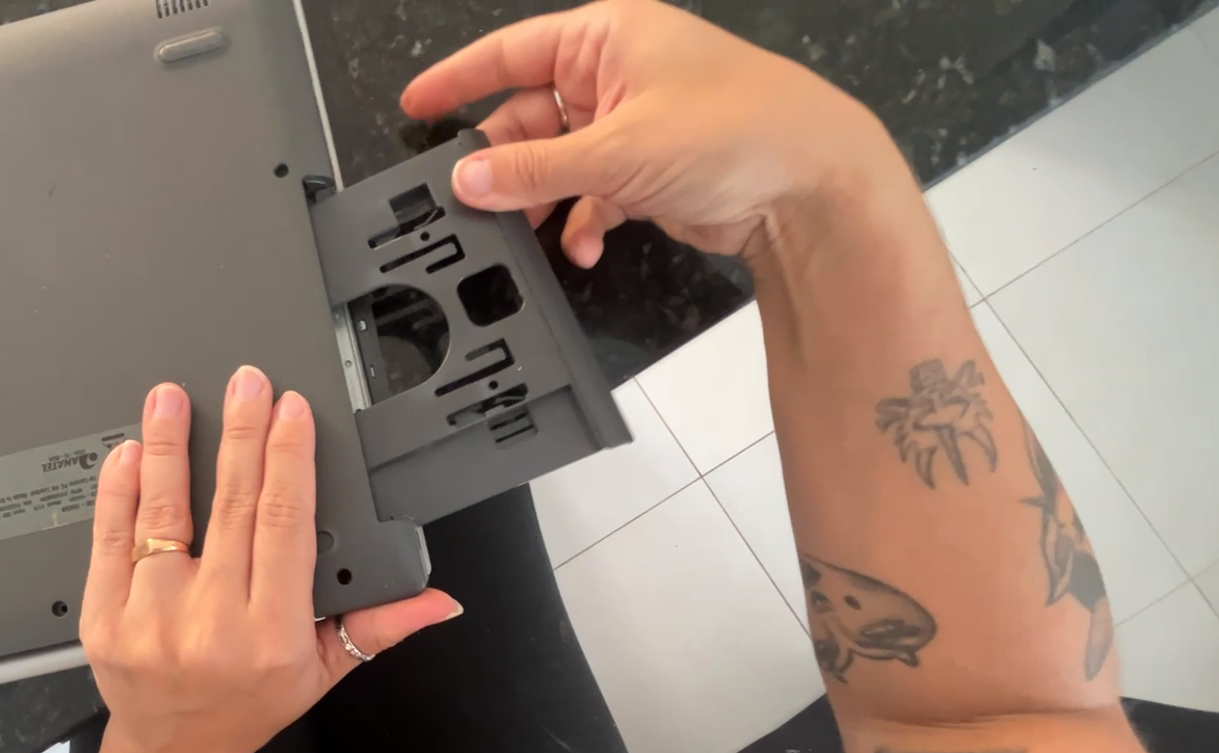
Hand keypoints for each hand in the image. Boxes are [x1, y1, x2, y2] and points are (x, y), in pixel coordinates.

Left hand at [79, 367, 461, 752]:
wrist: (172, 749)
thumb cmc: (247, 707)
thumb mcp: (323, 673)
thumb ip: (379, 628)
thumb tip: (438, 602)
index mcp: (272, 632)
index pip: (286, 525)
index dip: (289, 460)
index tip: (290, 414)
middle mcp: (212, 623)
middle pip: (232, 506)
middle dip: (242, 434)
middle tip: (246, 384)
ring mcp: (151, 617)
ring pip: (165, 513)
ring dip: (171, 447)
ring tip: (173, 398)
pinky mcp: (106, 615)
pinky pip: (111, 540)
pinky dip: (120, 491)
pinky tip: (130, 454)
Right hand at [401, 0, 905, 263]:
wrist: (803, 187)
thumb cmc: (728, 134)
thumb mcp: (615, 150)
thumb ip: (532, 170)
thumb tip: (466, 178)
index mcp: (607, 40)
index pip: (512, 53)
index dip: (459, 80)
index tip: (416, 106)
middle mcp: (612, 78)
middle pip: (529, 122)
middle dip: (504, 167)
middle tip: (472, 204)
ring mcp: (625, 129)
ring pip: (553, 168)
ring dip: (540, 205)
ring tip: (526, 235)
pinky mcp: (639, 174)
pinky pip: (586, 199)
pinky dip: (580, 225)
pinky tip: (586, 246)